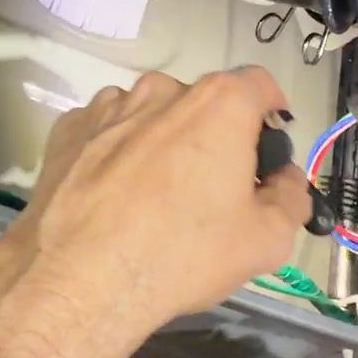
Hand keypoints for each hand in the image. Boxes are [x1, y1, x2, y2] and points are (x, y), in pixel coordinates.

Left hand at [0, 68, 310, 357]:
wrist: (79, 273)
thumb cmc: (183, 252)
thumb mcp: (265, 240)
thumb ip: (289, 197)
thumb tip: (285, 178)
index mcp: (217, 103)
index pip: (257, 84)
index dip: (268, 113)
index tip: (265, 149)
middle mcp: (161, 89)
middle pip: (200, 101)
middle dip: (212, 134)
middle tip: (210, 187)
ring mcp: (108, 103)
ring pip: (148, 113)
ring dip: (159, 139)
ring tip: (152, 196)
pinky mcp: (68, 126)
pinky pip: (104, 129)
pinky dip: (114, 150)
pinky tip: (111, 194)